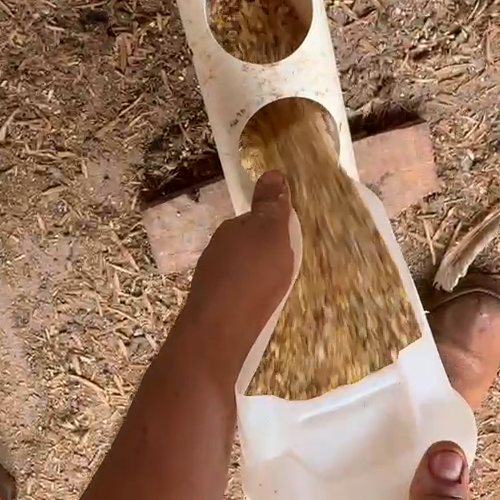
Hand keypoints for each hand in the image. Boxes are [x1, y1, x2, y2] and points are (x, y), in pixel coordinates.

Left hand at [169, 170, 293, 371]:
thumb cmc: (253, 275)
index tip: (289, 241)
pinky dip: (246, 298)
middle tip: (286, 269)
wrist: (220, 329)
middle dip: (262, 254)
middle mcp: (215, 250)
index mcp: (230, 229)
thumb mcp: (271, 233)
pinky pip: (234, 294)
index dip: (272, 228)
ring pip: (237, 272)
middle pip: (244, 247)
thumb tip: (271, 171)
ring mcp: (209, 279)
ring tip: (275, 292)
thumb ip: (271, 206)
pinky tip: (258, 310)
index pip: (252, 220)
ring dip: (254, 278)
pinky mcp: (210, 306)